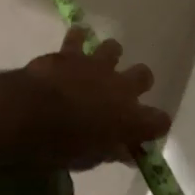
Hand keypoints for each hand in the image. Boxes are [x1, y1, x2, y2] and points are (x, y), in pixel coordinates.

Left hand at [14, 27, 170, 169]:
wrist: (34, 114)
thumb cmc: (64, 146)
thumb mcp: (92, 158)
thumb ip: (112, 150)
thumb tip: (124, 150)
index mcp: (131, 119)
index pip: (160, 121)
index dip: (154, 124)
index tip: (145, 130)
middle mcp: (121, 87)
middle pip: (144, 75)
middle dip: (137, 81)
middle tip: (123, 90)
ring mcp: (97, 64)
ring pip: (114, 48)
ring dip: (108, 56)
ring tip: (99, 64)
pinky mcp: (72, 51)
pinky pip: (79, 36)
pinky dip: (78, 38)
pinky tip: (75, 41)